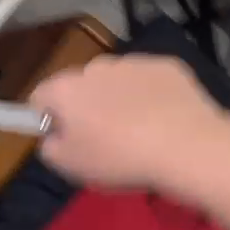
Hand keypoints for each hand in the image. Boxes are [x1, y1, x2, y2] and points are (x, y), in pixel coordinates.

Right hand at [29, 54, 229, 192]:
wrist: (190, 148)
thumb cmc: (120, 158)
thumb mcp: (69, 166)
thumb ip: (49, 146)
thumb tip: (54, 136)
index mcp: (64, 90)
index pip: (39, 98)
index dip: (47, 119)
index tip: (64, 139)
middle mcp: (93, 68)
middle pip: (78, 86)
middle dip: (84, 106)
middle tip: (102, 139)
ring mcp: (132, 63)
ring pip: (113, 80)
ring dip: (116, 98)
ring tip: (138, 130)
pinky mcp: (167, 66)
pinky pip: (147, 80)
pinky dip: (149, 94)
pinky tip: (163, 118)